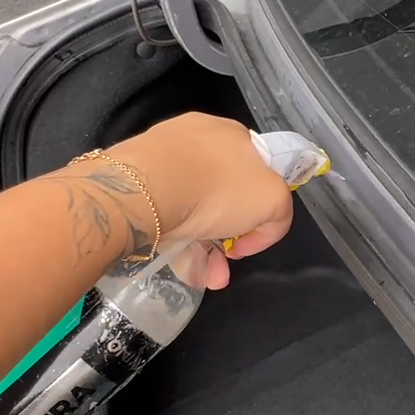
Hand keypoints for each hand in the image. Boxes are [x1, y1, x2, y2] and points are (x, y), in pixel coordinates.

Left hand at [85, 112, 294, 286]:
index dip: (261, 207)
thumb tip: (255, 230)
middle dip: (230, 237)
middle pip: (224, 195)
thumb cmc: (218, 188)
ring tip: (207, 279)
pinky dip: (179, 246)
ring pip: (194, 211)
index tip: (251, 234)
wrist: (143, 192)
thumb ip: (278, 212)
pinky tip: (186, 271)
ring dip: (205, 251)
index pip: (256, 171)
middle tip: (227, 262)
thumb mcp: (274, 199)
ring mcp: (163, 161)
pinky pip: (166, 218)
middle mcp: (198, 141)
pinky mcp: (135, 184)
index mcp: (234, 134)